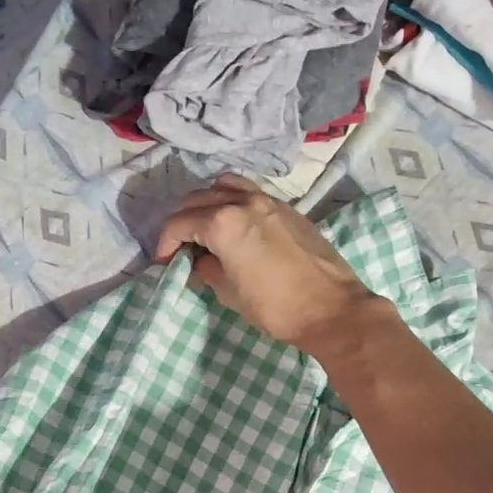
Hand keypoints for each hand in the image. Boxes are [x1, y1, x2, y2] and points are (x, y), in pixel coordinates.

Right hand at [155, 174, 377, 350]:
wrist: (329, 307)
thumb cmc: (274, 306)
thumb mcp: (228, 292)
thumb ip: (207, 268)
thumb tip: (198, 260)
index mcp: (223, 223)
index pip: (179, 223)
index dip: (165, 243)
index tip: (163, 263)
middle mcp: (243, 202)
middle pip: (197, 199)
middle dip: (180, 221)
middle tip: (178, 247)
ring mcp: (268, 200)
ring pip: (224, 185)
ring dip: (206, 203)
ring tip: (204, 228)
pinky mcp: (286, 208)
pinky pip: (248, 191)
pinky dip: (231, 201)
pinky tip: (232, 226)